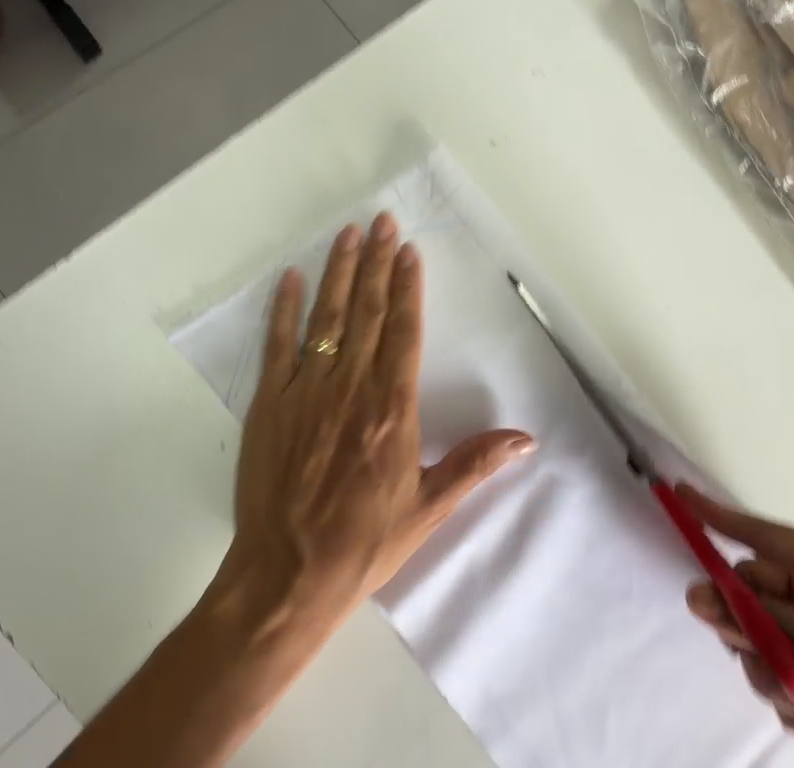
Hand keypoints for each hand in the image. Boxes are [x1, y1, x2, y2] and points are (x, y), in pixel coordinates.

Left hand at [214, 213, 534, 631]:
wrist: (288, 572)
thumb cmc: (363, 544)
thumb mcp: (429, 509)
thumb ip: (474, 465)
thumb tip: (525, 439)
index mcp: (392, 411)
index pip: (403, 334)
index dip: (408, 288)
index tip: (409, 252)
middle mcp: (351, 389)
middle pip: (368, 313)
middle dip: (377, 263)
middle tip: (383, 221)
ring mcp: (305, 392)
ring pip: (327, 318)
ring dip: (338, 272)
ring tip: (348, 234)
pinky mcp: (268, 404)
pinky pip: (277, 345)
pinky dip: (283, 309)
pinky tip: (290, 278)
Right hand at [680, 487, 793, 767]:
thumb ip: (754, 617)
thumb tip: (695, 593)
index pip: (766, 535)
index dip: (718, 517)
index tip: (678, 494)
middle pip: (753, 592)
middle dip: (745, 624)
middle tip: (738, 642)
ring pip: (756, 636)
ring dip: (769, 670)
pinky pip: (772, 670)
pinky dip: (786, 694)